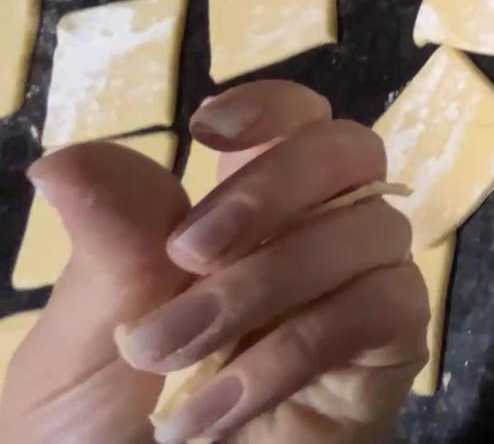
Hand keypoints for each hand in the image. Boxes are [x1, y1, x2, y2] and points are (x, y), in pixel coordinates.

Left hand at [0, 81, 428, 443]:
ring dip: (262, 287)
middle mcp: (320, 230)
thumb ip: (110, 255)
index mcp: (247, 216)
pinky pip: (382, 302)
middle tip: (192, 253)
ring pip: (367, 227)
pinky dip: (295, 349)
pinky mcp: (398, 334)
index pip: (297, 123)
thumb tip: (72, 154)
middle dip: (278, 184)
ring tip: (170, 363)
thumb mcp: (83, 354)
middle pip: (351, 149)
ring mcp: (366, 278)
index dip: (274, 106)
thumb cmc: (108, 442)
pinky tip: (219, 406)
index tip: (212, 128)